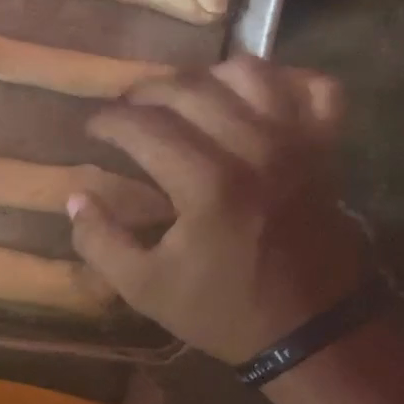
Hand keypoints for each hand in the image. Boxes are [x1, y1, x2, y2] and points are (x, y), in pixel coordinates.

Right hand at [68, 56, 366, 363]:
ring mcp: (298, 143)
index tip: (90, 128)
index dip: (109, 121)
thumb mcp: (143, 288)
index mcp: (206, 185)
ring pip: (250, 74)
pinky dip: (281, 80)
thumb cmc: (224, 309)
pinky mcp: (327, 148)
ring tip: (181, 97)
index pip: (146, 127)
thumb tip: (76, 199)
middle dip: (147, 91)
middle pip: (192, 88)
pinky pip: (313, 87)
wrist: (314, 329)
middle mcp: (255, 149)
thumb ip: (100, 241)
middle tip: (124, 108)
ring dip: (207, 76)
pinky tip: (251, 96)